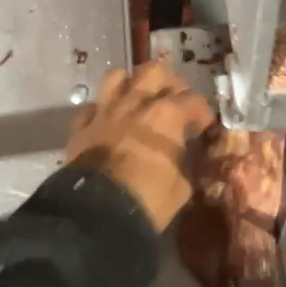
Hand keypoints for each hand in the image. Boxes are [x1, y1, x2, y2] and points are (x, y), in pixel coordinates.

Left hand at [66, 62, 215, 231]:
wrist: (97, 215)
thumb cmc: (148, 199)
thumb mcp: (182, 187)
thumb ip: (188, 164)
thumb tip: (189, 157)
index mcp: (166, 114)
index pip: (194, 100)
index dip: (203, 112)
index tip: (204, 127)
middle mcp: (136, 103)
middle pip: (155, 71)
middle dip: (168, 82)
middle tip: (173, 100)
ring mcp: (106, 111)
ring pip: (117, 77)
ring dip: (130, 84)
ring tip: (138, 99)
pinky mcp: (81, 127)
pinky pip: (91, 108)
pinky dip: (100, 111)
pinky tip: (107, 122)